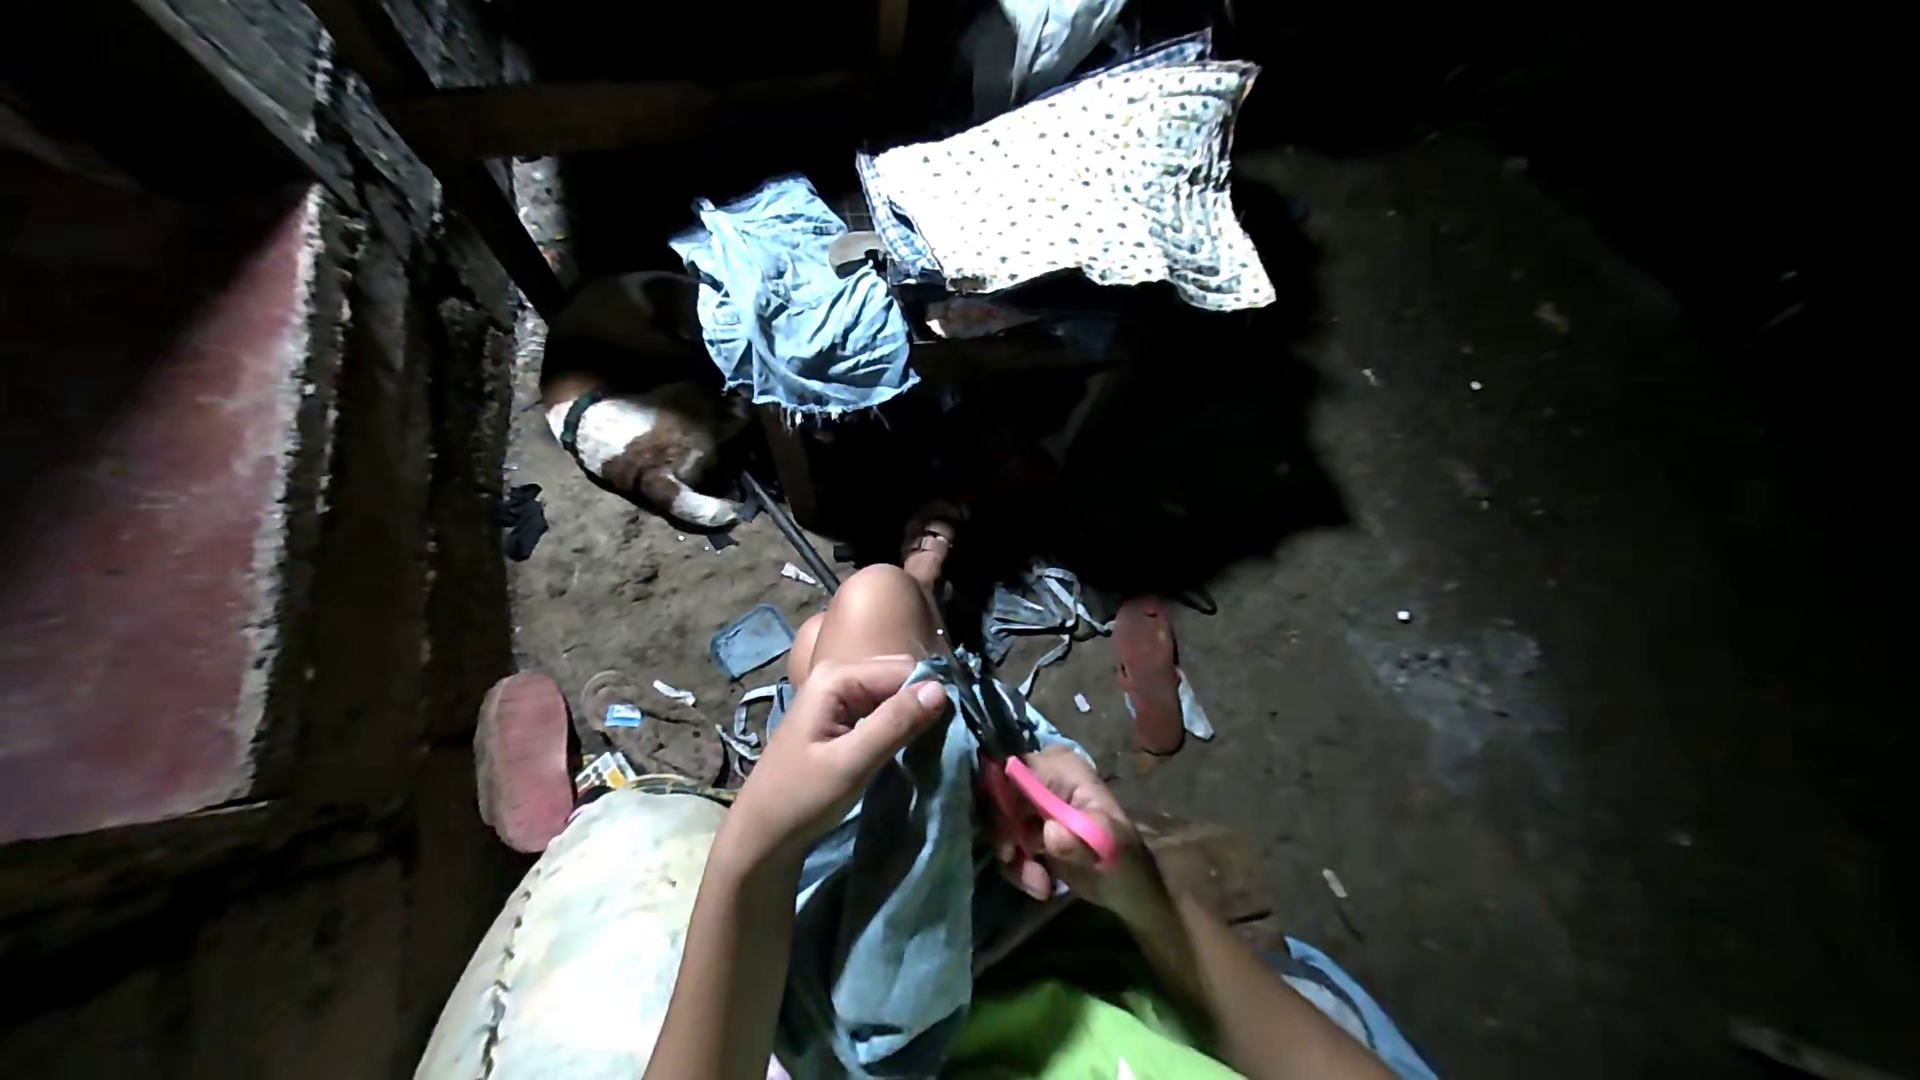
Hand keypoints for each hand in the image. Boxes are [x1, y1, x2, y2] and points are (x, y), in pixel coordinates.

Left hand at [718, 658, 948, 869]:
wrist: (762, 832)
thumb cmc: (801, 799)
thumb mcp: (851, 764)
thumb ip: (894, 724)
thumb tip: (941, 689)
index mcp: (837, 676)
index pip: (904, 669)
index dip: (930, 695)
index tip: (952, 728)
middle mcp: (838, 673)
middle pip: (901, 675)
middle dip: (923, 702)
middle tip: (939, 739)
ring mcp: (839, 692)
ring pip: (895, 691)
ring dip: (913, 714)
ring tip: (928, 743)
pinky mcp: (843, 712)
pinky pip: (884, 705)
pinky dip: (900, 722)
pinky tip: (907, 744)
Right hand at [997, 746, 1170, 925]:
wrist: (1132, 891)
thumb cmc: (1125, 858)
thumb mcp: (1112, 846)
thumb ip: (1083, 838)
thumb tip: (1051, 834)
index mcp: (1062, 767)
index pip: (1012, 768)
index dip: (1001, 798)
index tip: (1010, 836)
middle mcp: (1042, 778)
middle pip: (998, 795)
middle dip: (1005, 834)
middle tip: (1017, 860)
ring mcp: (1034, 804)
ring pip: (1000, 823)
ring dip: (1013, 857)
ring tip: (1040, 882)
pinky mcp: (1029, 829)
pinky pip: (1007, 844)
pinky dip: (1018, 867)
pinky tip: (1042, 885)